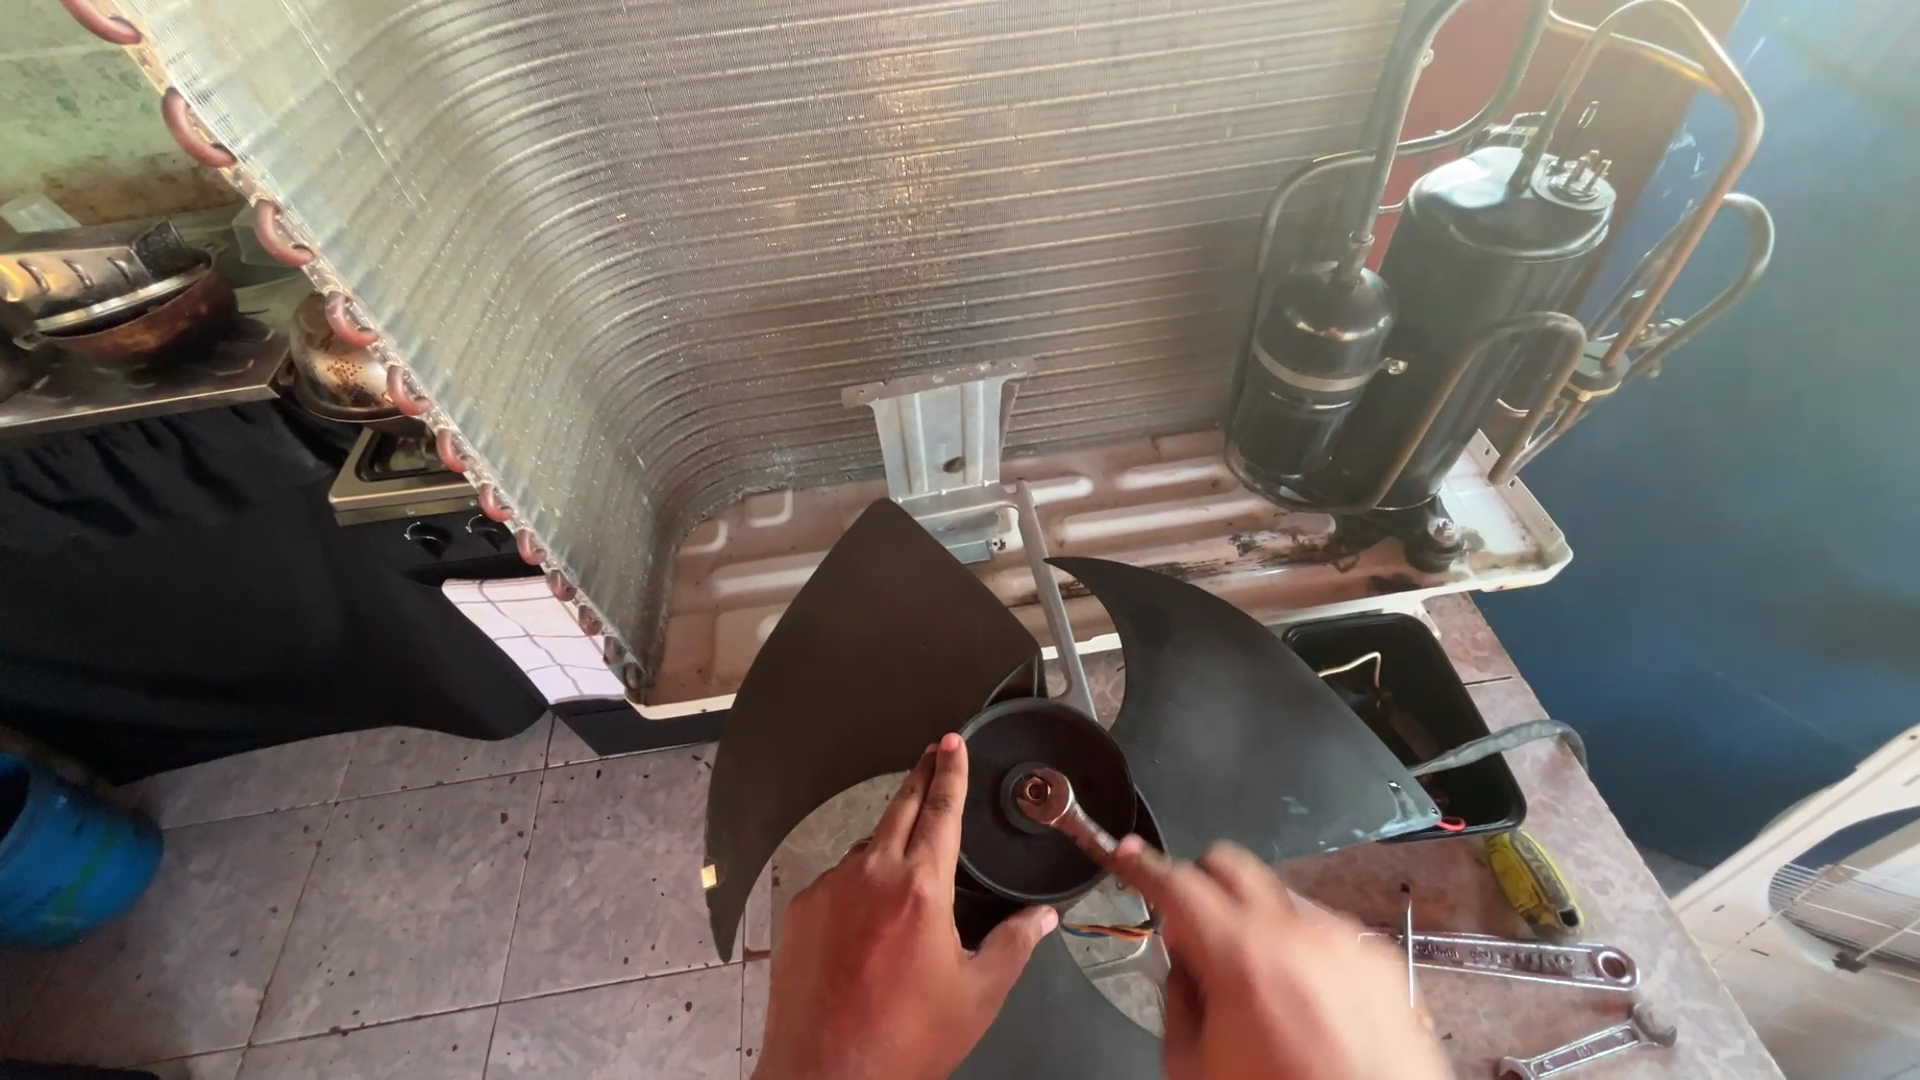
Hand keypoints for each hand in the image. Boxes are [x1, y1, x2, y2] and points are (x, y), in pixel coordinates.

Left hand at [754, 733, 1058, 1079]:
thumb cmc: (905, 1042)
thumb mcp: (976, 996)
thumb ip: (1014, 944)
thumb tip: (1044, 917)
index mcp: (920, 887)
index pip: (941, 809)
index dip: (950, 771)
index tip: (952, 743)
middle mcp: (872, 873)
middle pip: (901, 806)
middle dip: (921, 774)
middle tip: (934, 752)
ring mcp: (831, 886)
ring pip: (868, 843)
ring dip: (891, 837)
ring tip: (910, 858)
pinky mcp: (803, 907)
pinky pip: (839, 876)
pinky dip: (860, 879)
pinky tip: (870, 913)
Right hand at [1112, 837, 1449, 1079]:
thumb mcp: (1194, 1069)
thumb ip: (1177, 997)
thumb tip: (1183, 956)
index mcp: (1243, 959)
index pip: (1177, 883)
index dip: (1142, 864)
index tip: (1125, 853)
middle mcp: (1297, 933)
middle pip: (1229, 864)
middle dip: (1199, 883)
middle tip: (1192, 929)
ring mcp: (1345, 943)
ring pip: (1275, 897)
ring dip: (1251, 920)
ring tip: (1261, 986)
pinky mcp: (1383, 963)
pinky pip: (1322, 930)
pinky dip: (1297, 947)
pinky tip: (1306, 1003)